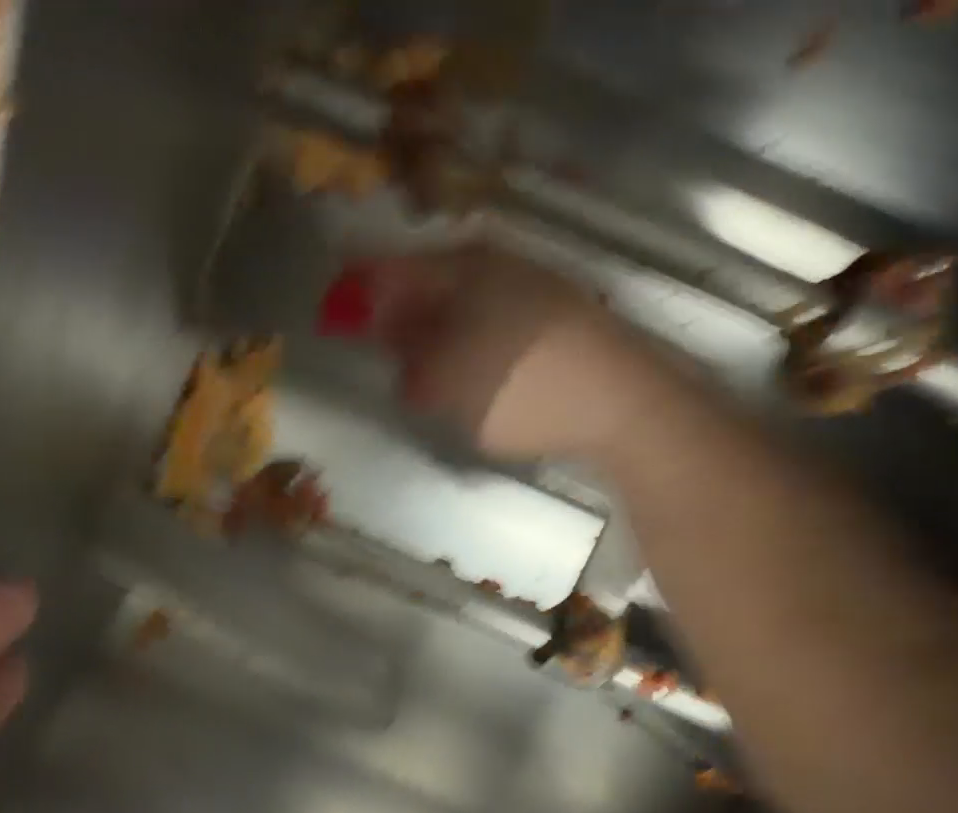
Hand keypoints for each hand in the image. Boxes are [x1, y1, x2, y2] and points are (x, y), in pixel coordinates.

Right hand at [353, 245, 673, 459]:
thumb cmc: (520, 387)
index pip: (390, 266)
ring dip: (432, 330)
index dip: (356, 290)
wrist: (624, 405)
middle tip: (376, 349)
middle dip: (396, 313)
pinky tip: (467, 373)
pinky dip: (467, 341)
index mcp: (463, 265)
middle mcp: (497, 264)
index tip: (333, 318)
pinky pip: (490, 320)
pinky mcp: (556, 318)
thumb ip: (399, 346)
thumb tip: (370, 320)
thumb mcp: (441, 376)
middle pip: (427, 281)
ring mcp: (532, 287)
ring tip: (417, 369)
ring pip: (460, 301)